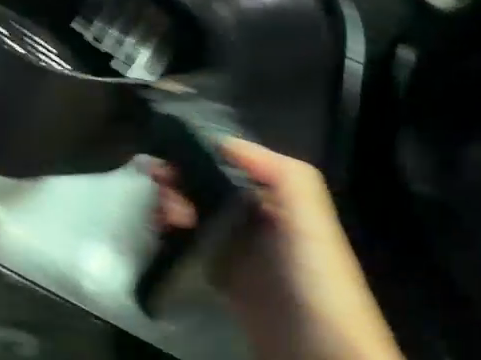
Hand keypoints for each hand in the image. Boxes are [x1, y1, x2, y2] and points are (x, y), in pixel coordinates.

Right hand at [154, 139, 402, 359]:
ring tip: (164, 220)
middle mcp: (254, 217)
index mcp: (275, 200)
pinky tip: (162, 233)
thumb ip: (283, 174)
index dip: (194, 153)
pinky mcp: (218, 272)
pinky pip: (183, 238)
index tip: (167, 158)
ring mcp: (235, 246)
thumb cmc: (313, 277)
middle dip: (174, 180)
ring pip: (188, 207)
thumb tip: (222, 141)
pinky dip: (166, 230)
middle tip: (162, 193)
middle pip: (201, 182)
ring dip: (167, 204)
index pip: (225, 161)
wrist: (318, 350)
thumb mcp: (311, 220)